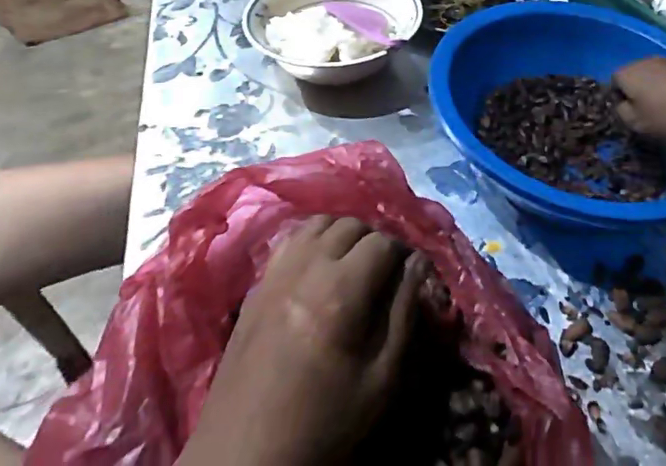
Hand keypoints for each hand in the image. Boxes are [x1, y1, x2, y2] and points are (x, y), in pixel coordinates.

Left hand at [182, 216, 429, 465]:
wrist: (247, 455)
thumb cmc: (324, 421)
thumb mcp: (380, 378)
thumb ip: (403, 313)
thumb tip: (418, 264)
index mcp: (341, 290)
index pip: (383, 242)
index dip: (404, 253)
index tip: (412, 273)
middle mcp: (307, 267)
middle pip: (350, 225)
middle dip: (375, 239)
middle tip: (385, 269)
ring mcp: (276, 272)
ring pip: (318, 223)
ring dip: (342, 234)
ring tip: (353, 264)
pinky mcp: (256, 285)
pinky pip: (290, 240)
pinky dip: (312, 241)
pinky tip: (319, 269)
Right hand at [613, 57, 665, 140]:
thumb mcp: (636, 123)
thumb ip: (621, 112)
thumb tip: (622, 105)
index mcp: (627, 72)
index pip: (613, 83)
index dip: (619, 99)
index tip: (630, 115)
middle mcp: (643, 60)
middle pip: (633, 76)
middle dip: (637, 92)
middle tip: (646, 112)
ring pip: (652, 76)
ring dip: (655, 89)